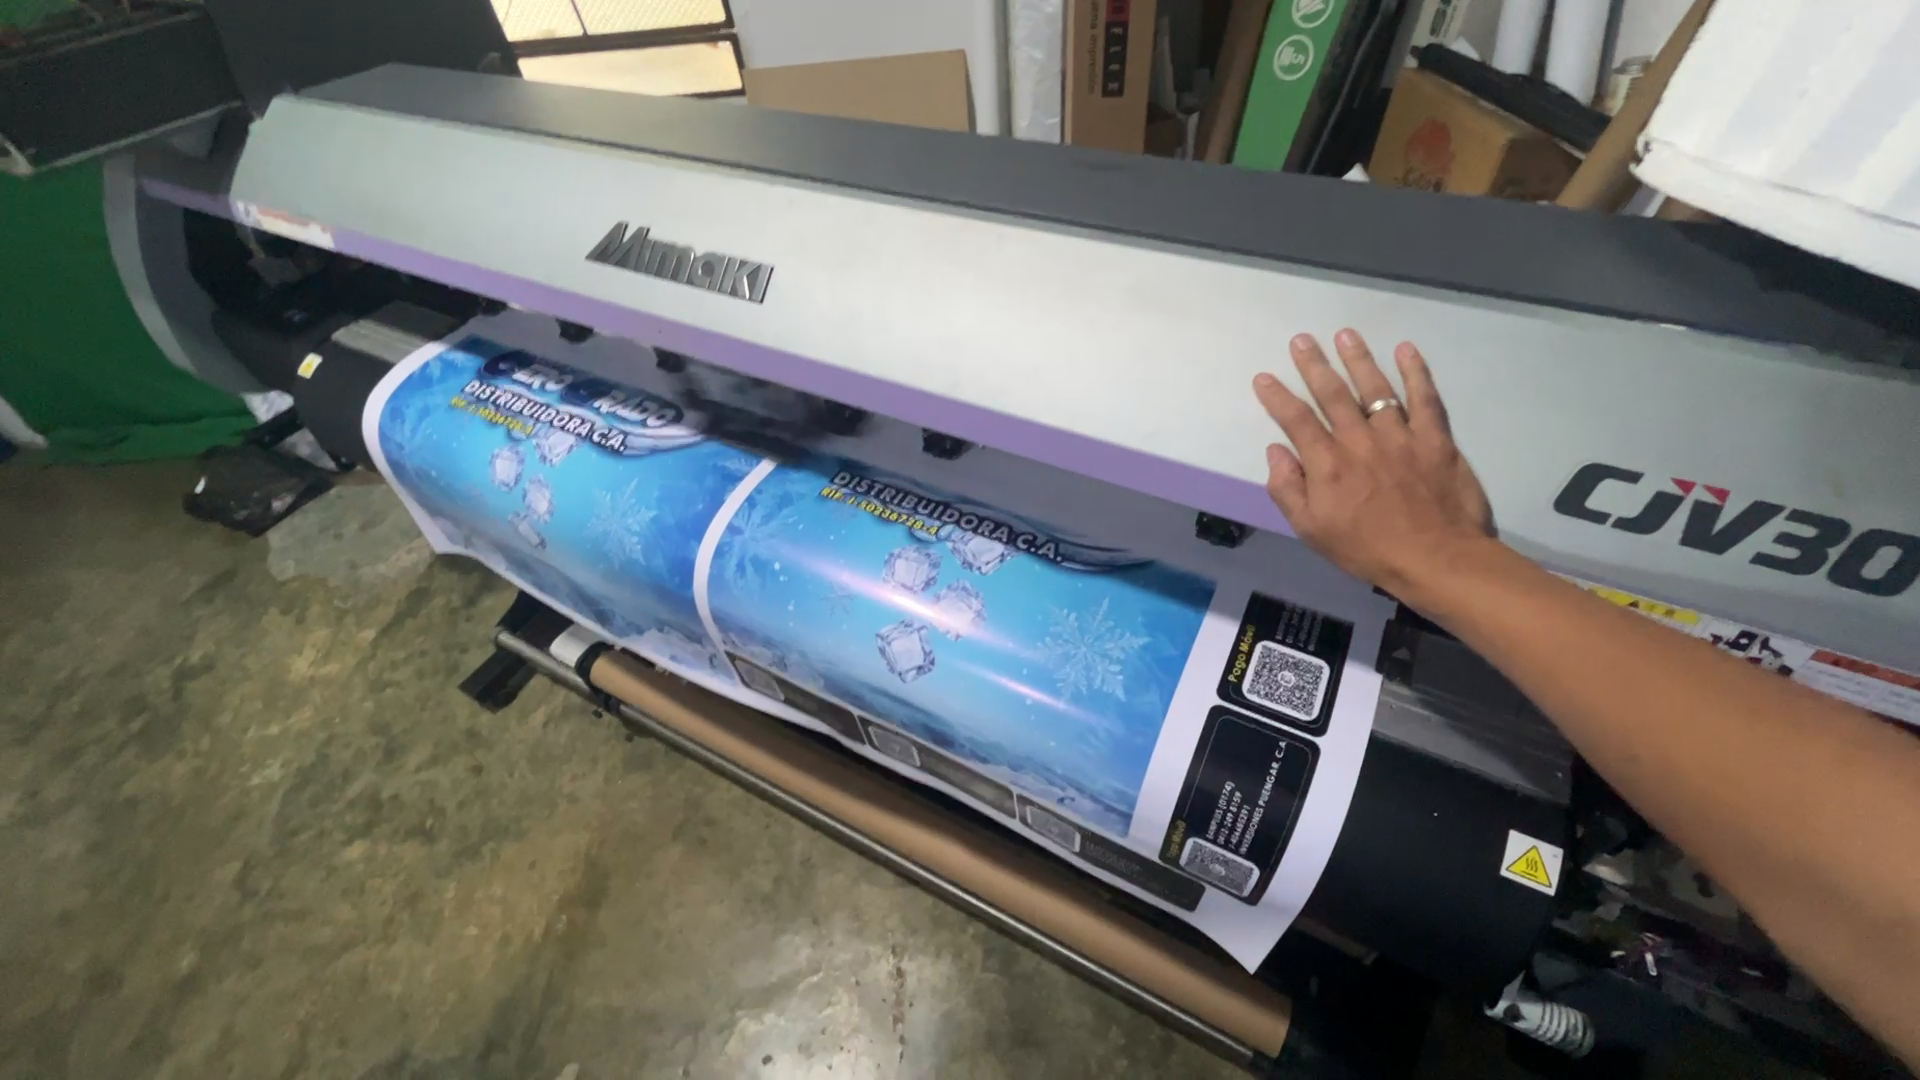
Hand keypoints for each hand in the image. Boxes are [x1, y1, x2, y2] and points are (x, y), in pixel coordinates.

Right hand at [1253, 330, 1493, 597]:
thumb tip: (1276, 452)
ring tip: (1345, 334)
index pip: (1296, 420)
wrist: (1435, 559)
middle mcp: (1360, 441)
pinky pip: (1425, 398)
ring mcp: (1400, 436)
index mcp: (1327, 464)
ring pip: (1376, 388)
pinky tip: (1406, 350)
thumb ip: (1288, 489)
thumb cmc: (1365, 548)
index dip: (1277, 397)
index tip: (1264, 377)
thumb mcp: (1311, 529)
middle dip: (1314, 365)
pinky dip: (1416, 372)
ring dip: (1358, 359)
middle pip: (1333, 394)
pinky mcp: (1435, 439)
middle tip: (1301, 340)